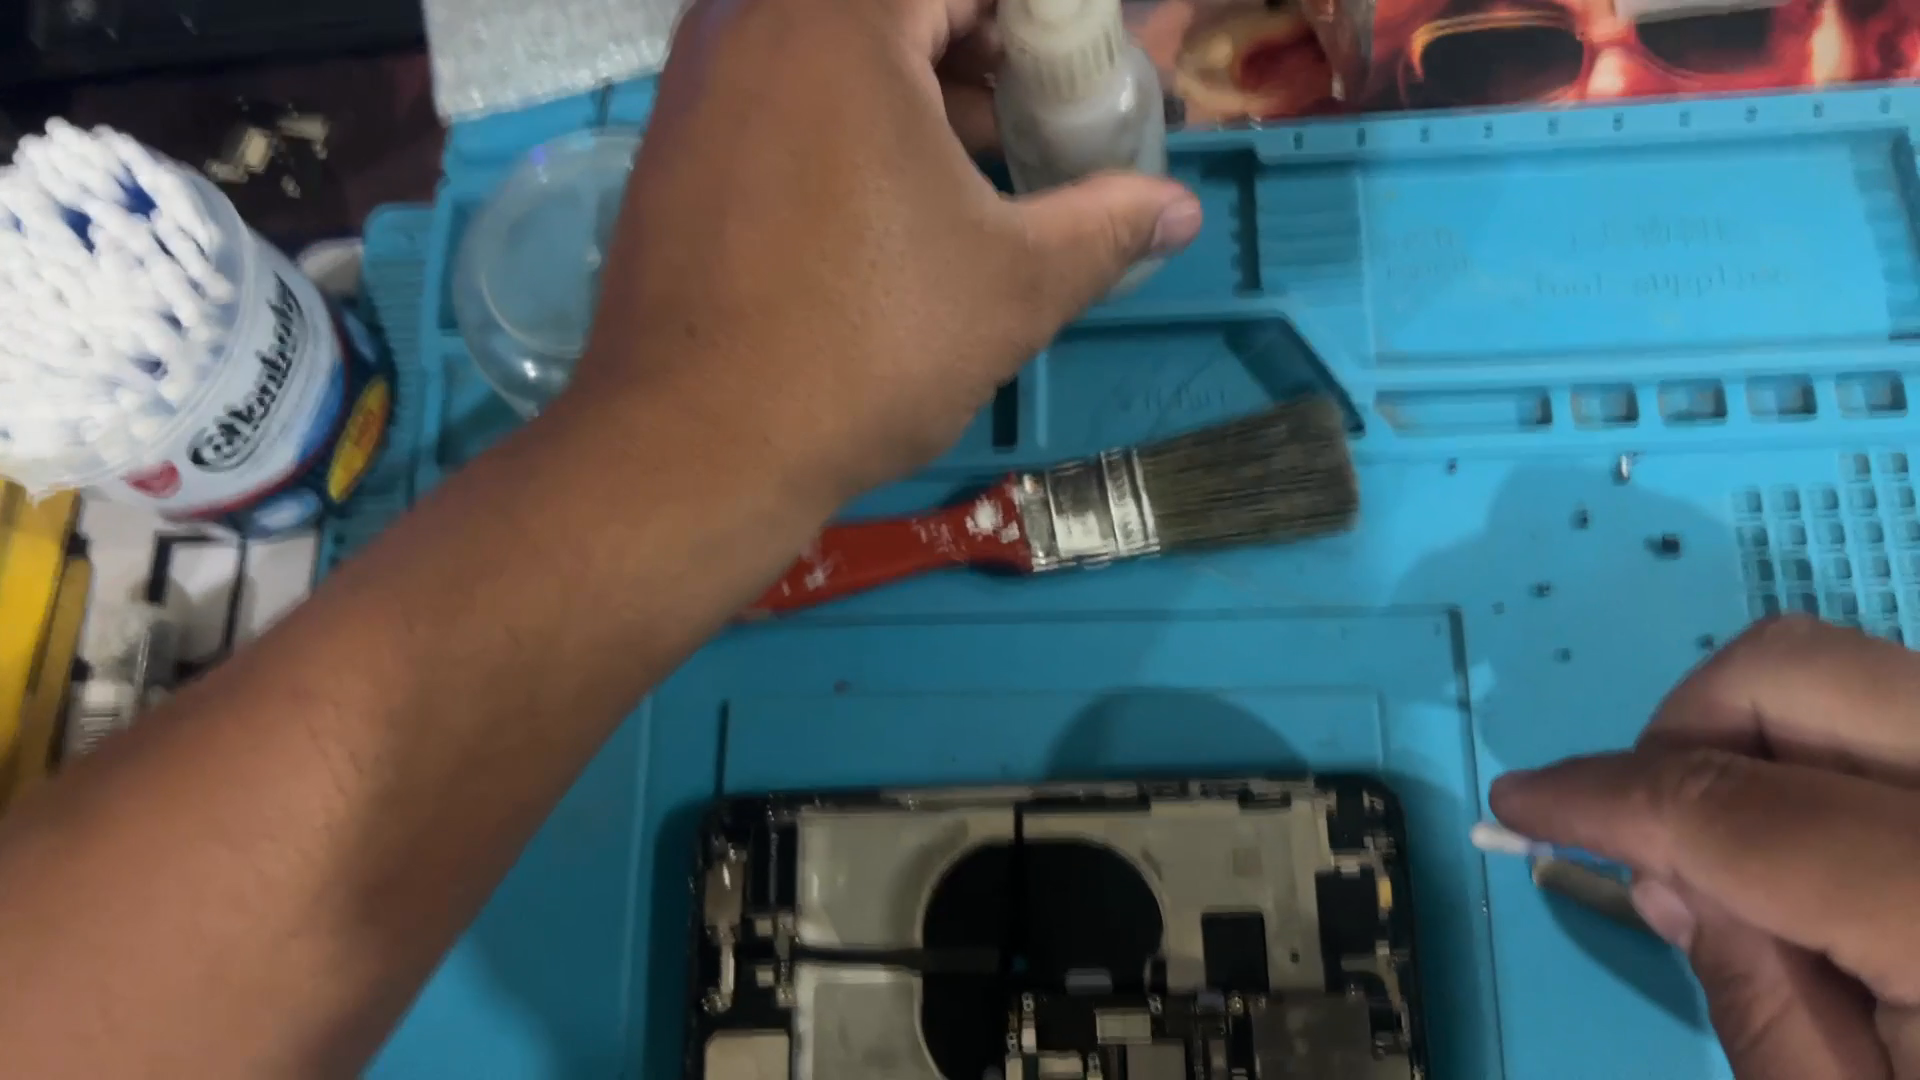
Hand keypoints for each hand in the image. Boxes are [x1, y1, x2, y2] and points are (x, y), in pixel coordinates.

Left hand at [573, 0, 1201, 501]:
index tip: (1076, 88)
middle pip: (902, 6)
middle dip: (989, 55)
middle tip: (1038, 125)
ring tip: (983, 169)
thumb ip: (1107, 228)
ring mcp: (699, 86)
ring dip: (924, 94)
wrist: (697, 452)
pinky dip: (853, 128)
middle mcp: (750, 19)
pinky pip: (783, 100)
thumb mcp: (1013, 288)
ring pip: (838, 50)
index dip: (1048, 26)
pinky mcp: (676, 153)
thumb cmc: (866, 354)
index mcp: (841, 17)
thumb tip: (1179, 212)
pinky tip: (893, 208)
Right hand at [1491, 615, 1919, 1079]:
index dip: (1593, 797)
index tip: (1517, 802)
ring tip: (1766, 852)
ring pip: (1865, 673)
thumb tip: (1659, 875)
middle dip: (1681, 732)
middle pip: (1799, 669)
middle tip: (1658, 828)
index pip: (1730, 808)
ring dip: (1758, 742)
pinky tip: (1857, 860)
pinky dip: (1842, 763)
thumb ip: (1755, 994)